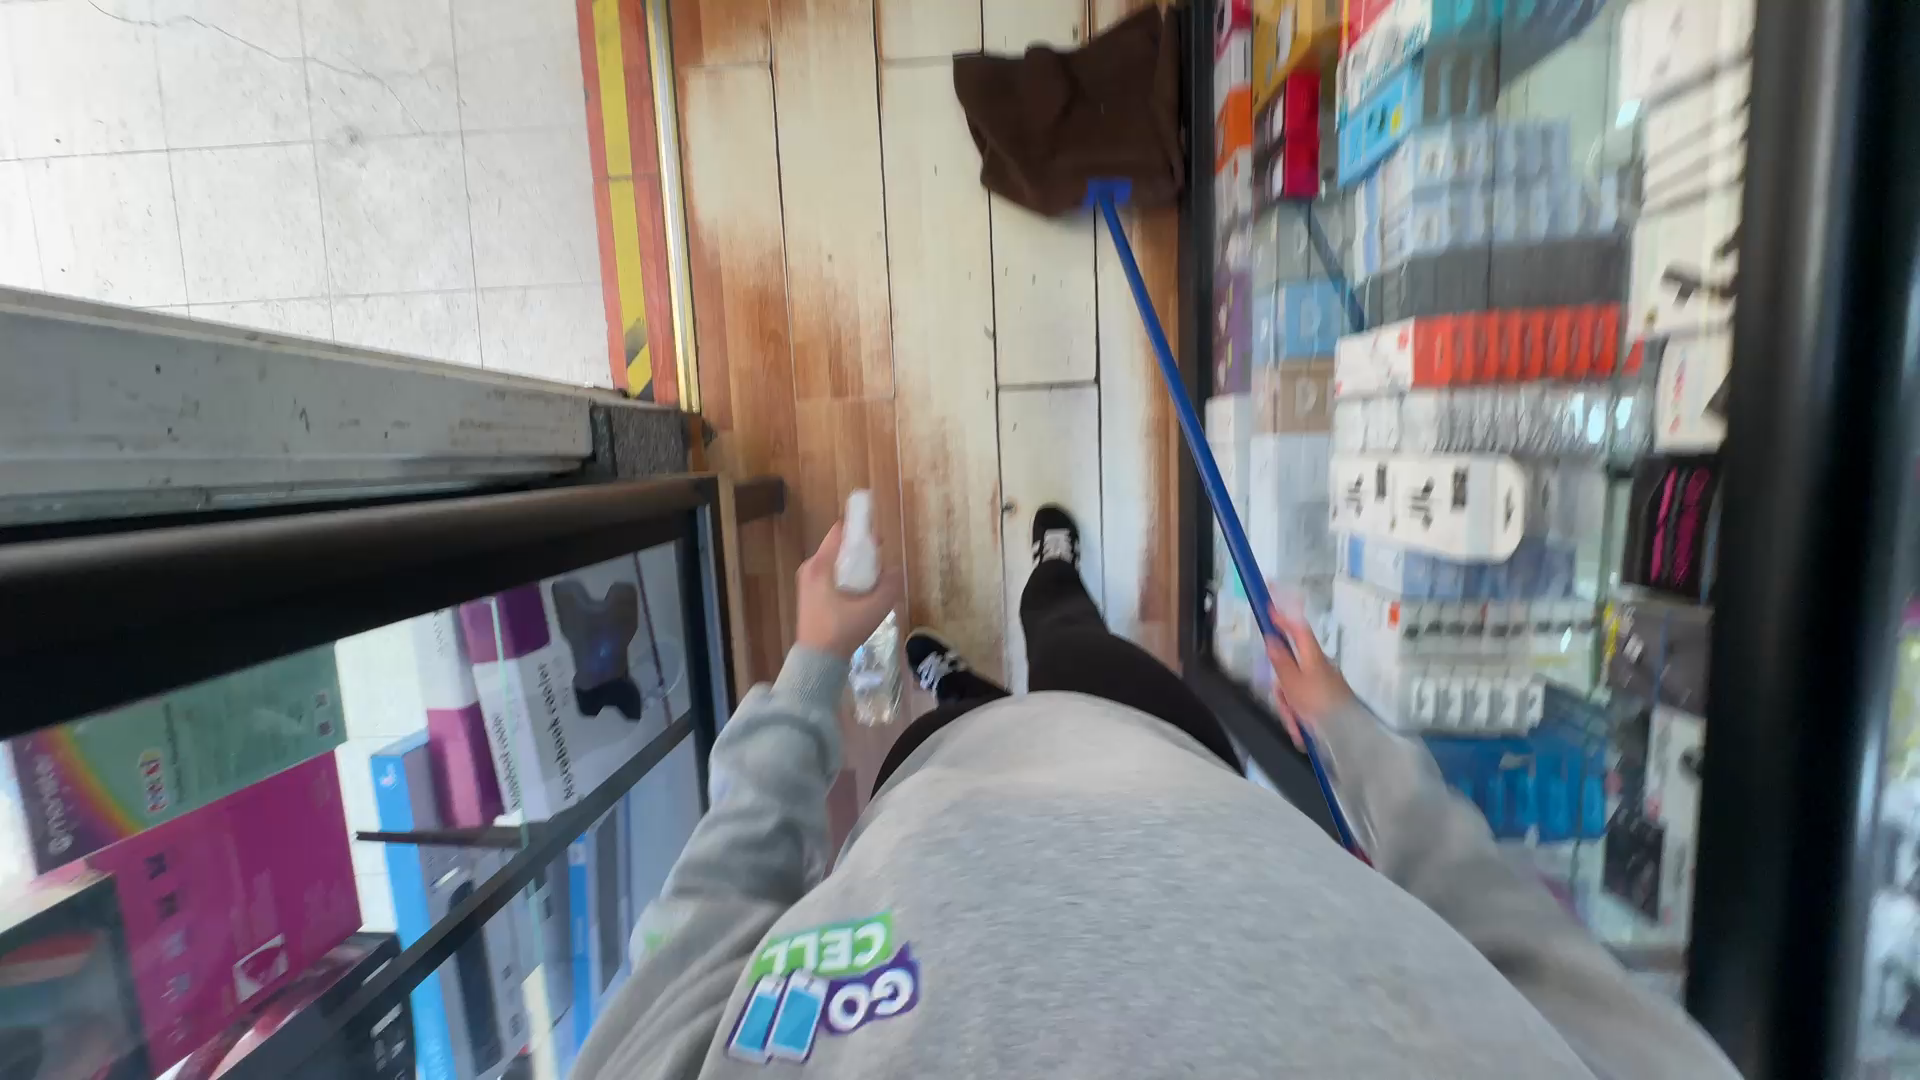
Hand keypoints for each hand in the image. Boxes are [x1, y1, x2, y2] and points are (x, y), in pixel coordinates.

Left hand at [794, 522, 902, 658]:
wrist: (818, 661)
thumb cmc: (843, 631)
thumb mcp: (874, 608)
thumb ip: (890, 585)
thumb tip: (895, 570)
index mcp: (820, 565)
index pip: (840, 531)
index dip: (861, 530)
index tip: (878, 541)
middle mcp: (810, 568)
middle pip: (838, 547)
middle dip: (860, 550)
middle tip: (879, 564)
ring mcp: (806, 582)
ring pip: (835, 562)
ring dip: (854, 565)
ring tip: (871, 581)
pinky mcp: (808, 595)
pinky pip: (829, 575)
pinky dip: (845, 577)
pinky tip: (858, 593)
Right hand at [1263, 603, 1357, 751]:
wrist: (1350, 736)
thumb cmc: (1318, 704)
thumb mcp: (1292, 683)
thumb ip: (1280, 660)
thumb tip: (1271, 637)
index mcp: (1313, 658)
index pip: (1298, 630)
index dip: (1284, 618)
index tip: (1269, 609)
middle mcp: (1320, 667)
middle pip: (1292, 667)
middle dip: (1283, 688)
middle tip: (1285, 706)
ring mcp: (1325, 685)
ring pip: (1296, 689)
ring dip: (1291, 708)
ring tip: (1296, 726)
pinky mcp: (1328, 700)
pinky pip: (1305, 703)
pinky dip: (1301, 716)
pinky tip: (1302, 732)